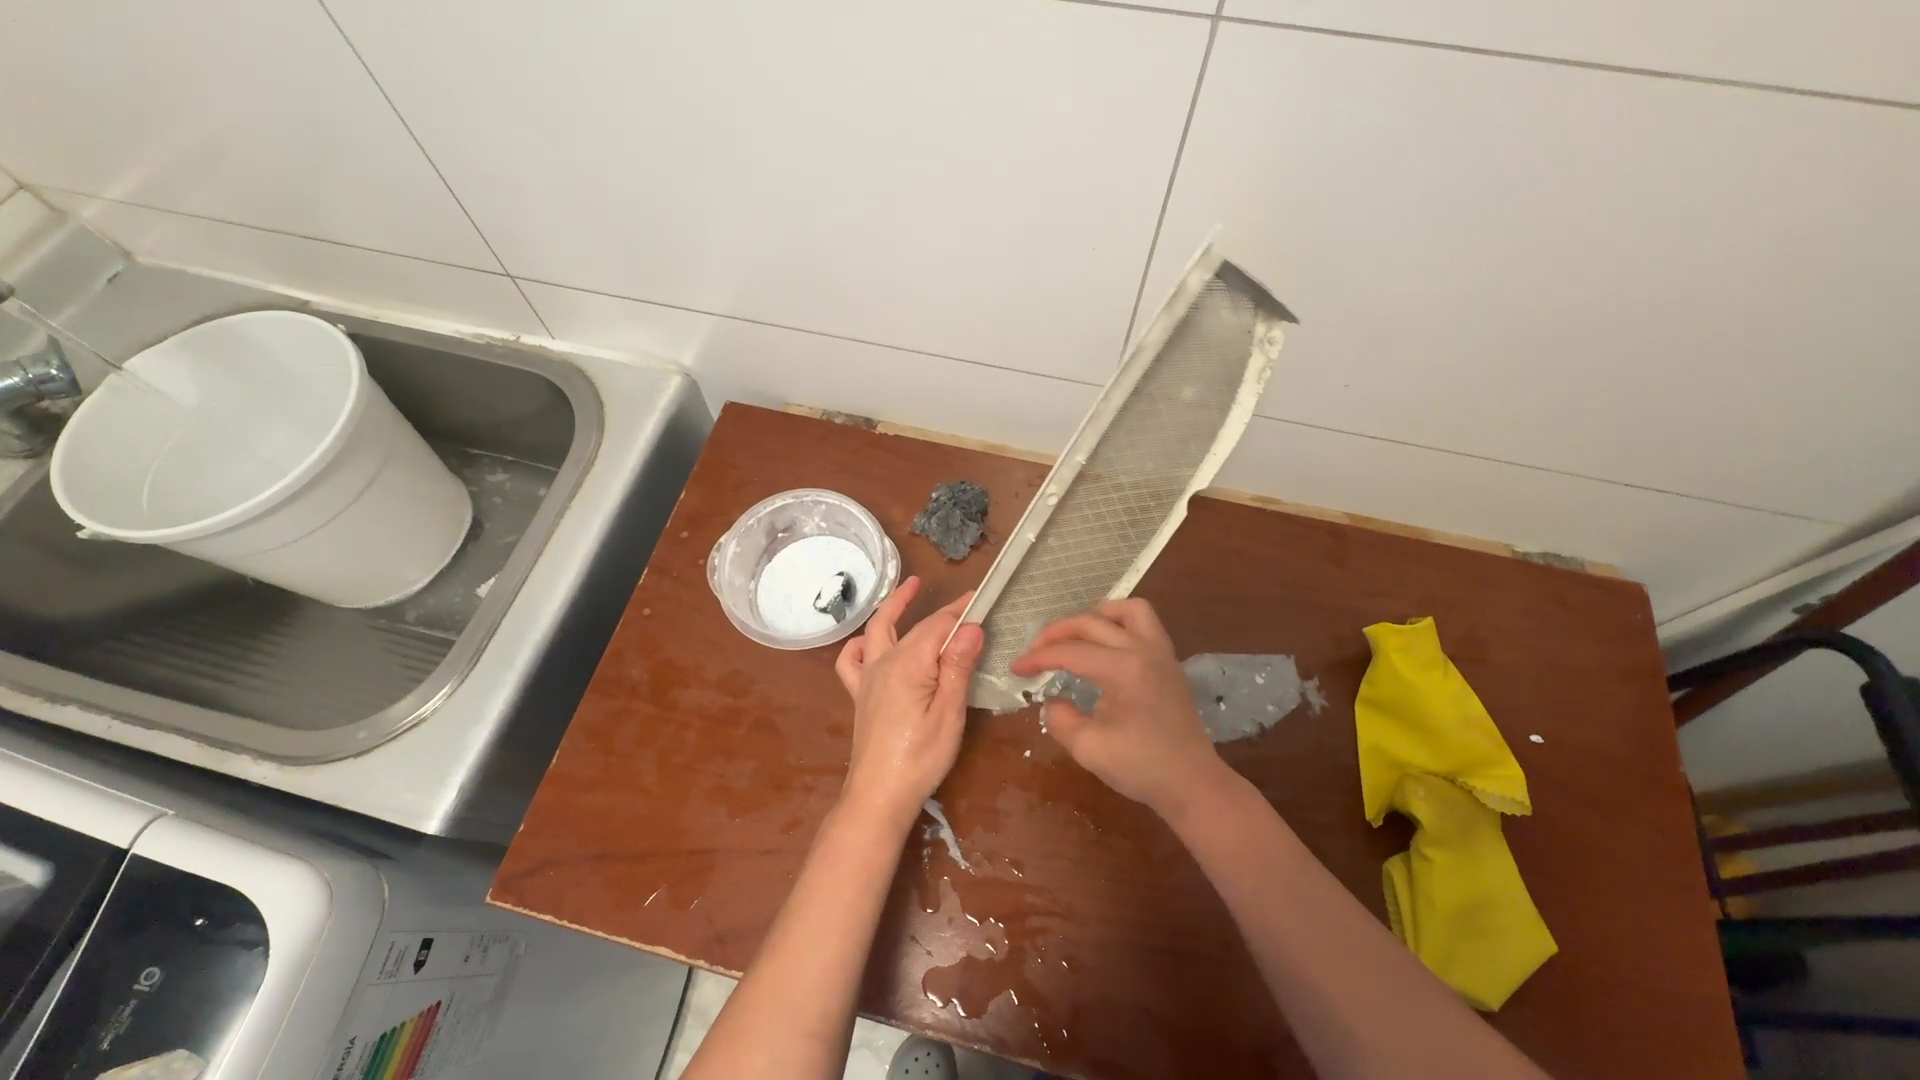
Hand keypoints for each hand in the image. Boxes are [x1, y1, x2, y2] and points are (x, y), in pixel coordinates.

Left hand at [833, 576, 983, 823]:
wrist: (879, 795)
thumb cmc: (920, 758)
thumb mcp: (949, 713)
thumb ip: (957, 667)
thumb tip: (971, 627)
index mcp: (908, 664)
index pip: (939, 625)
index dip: (962, 611)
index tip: (983, 599)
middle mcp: (883, 663)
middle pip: (915, 627)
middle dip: (942, 611)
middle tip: (967, 600)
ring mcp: (867, 678)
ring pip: (878, 631)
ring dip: (894, 607)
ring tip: (911, 589)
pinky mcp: (860, 695)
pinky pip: (852, 660)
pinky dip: (861, 644)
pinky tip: (869, 642)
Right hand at [1011, 598, 1223, 814]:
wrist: (1192, 783)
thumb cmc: (1141, 768)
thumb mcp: (1088, 748)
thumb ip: (1060, 719)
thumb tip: (1053, 701)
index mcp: (1124, 669)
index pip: (1070, 652)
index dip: (1038, 658)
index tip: (1016, 670)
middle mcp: (1144, 650)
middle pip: (1092, 622)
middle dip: (1056, 632)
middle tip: (1034, 652)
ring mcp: (1161, 653)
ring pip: (1127, 610)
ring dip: (1095, 616)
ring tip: (1074, 636)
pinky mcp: (1169, 663)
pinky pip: (1145, 624)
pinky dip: (1119, 624)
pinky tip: (1105, 645)